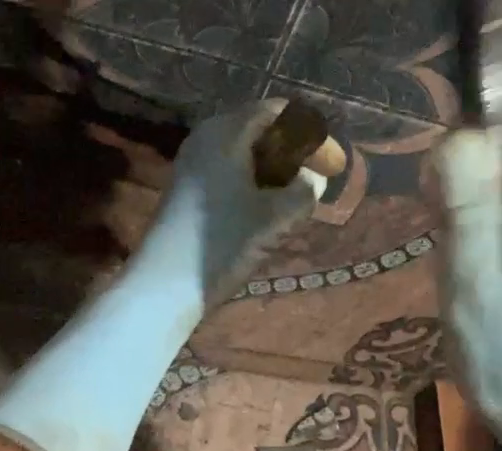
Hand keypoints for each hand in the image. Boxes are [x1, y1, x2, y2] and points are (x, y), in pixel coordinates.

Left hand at [138, 99, 328, 303]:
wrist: (165, 286)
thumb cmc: (223, 244)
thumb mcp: (275, 218)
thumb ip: (304, 191)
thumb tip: (313, 178)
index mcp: (227, 131)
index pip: (278, 113)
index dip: (313, 137)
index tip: (335, 167)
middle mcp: (207, 138)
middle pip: (261, 131)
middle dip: (294, 154)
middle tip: (319, 182)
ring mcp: (193, 166)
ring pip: (245, 155)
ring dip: (276, 172)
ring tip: (298, 200)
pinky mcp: (188, 192)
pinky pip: (230, 174)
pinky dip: (255, 184)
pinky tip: (268, 211)